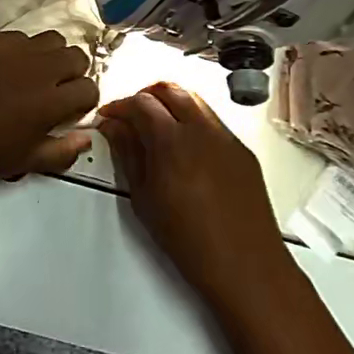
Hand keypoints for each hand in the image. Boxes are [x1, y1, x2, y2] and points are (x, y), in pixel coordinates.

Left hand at [0, 31, 99, 181]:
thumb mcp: (23, 161)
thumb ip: (62, 152)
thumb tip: (85, 139)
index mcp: (53, 101)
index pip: (90, 89)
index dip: (83, 101)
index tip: (70, 110)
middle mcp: (42, 68)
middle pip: (77, 57)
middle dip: (72, 72)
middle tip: (55, 88)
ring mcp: (16, 49)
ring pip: (52, 40)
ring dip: (51, 55)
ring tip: (34, 72)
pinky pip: (20, 36)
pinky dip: (21, 49)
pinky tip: (5, 65)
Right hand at [97, 83, 287, 305]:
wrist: (244, 264)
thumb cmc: (193, 241)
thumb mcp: (144, 197)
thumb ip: (128, 154)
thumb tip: (116, 129)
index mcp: (173, 140)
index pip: (140, 102)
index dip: (119, 106)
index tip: (109, 117)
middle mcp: (203, 130)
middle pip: (170, 89)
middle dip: (145, 95)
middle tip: (129, 114)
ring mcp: (227, 138)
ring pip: (194, 100)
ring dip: (170, 104)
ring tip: (154, 128)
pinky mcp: (242, 151)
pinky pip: (213, 121)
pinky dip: (192, 120)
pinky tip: (182, 147)